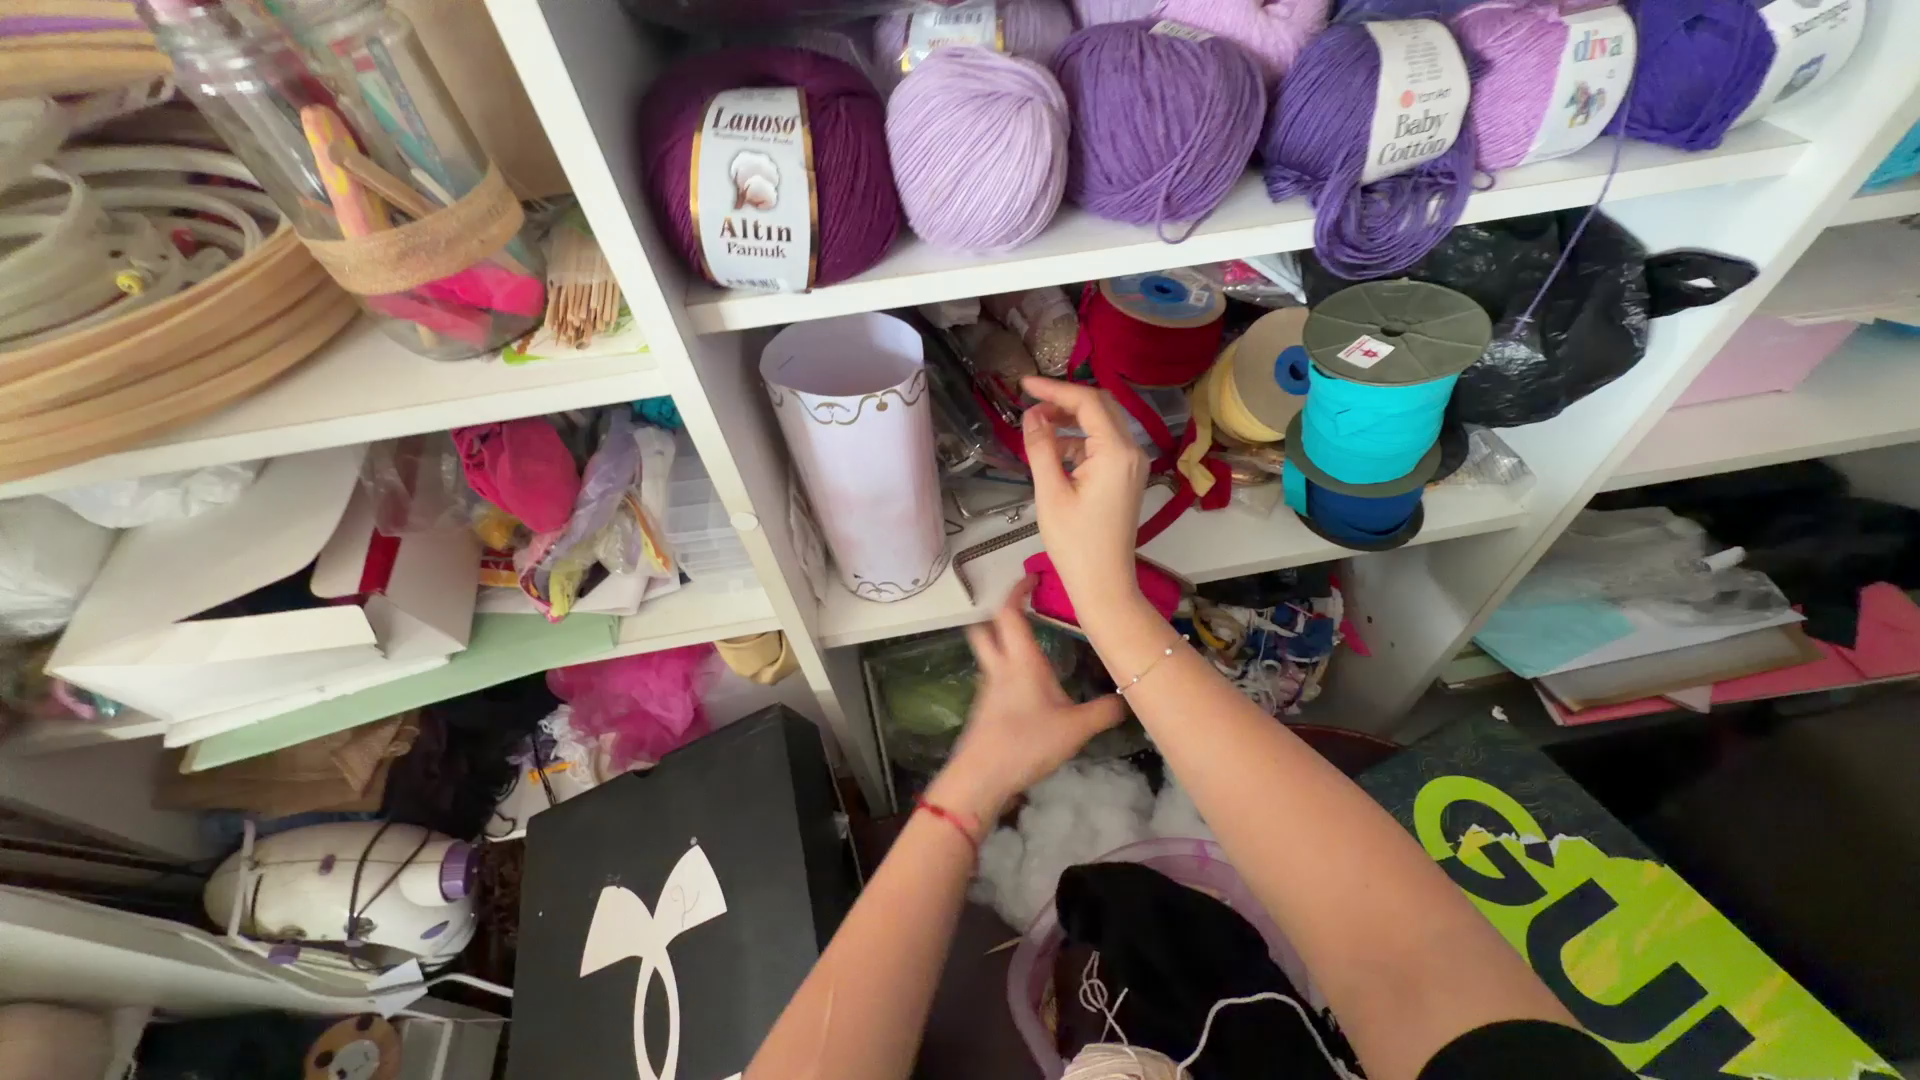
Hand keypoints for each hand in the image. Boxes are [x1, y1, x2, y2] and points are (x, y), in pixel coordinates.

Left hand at [926, 577, 1124, 823]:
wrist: (980, 777)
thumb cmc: (1026, 743)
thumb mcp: (1075, 729)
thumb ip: (1104, 712)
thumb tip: (1128, 698)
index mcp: (1021, 660)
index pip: (1010, 613)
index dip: (1017, 591)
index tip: (1031, 579)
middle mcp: (1000, 667)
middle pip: (986, 627)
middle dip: (999, 614)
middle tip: (1023, 610)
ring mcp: (988, 688)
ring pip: (988, 653)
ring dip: (1003, 643)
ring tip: (1032, 648)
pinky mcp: (984, 709)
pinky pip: (994, 678)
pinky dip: (1006, 672)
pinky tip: (1028, 689)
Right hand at [1019, 376, 1151, 621]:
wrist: (1103, 583)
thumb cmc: (1075, 544)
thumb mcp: (1050, 493)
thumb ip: (1041, 448)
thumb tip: (1031, 415)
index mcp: (1116, 453)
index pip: (1087, 402)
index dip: (1054, 389)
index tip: (1024, 385)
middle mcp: (1131, 453)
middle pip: (1100, 407)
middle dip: (1064, 401)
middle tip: (1030, 403)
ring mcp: (1132, 465)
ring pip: (1102, 425)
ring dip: (1071, 420)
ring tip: (1036, 428)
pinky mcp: (1127, 478)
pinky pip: (1104, 445)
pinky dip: (1079, 440)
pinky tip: (1053, 451)